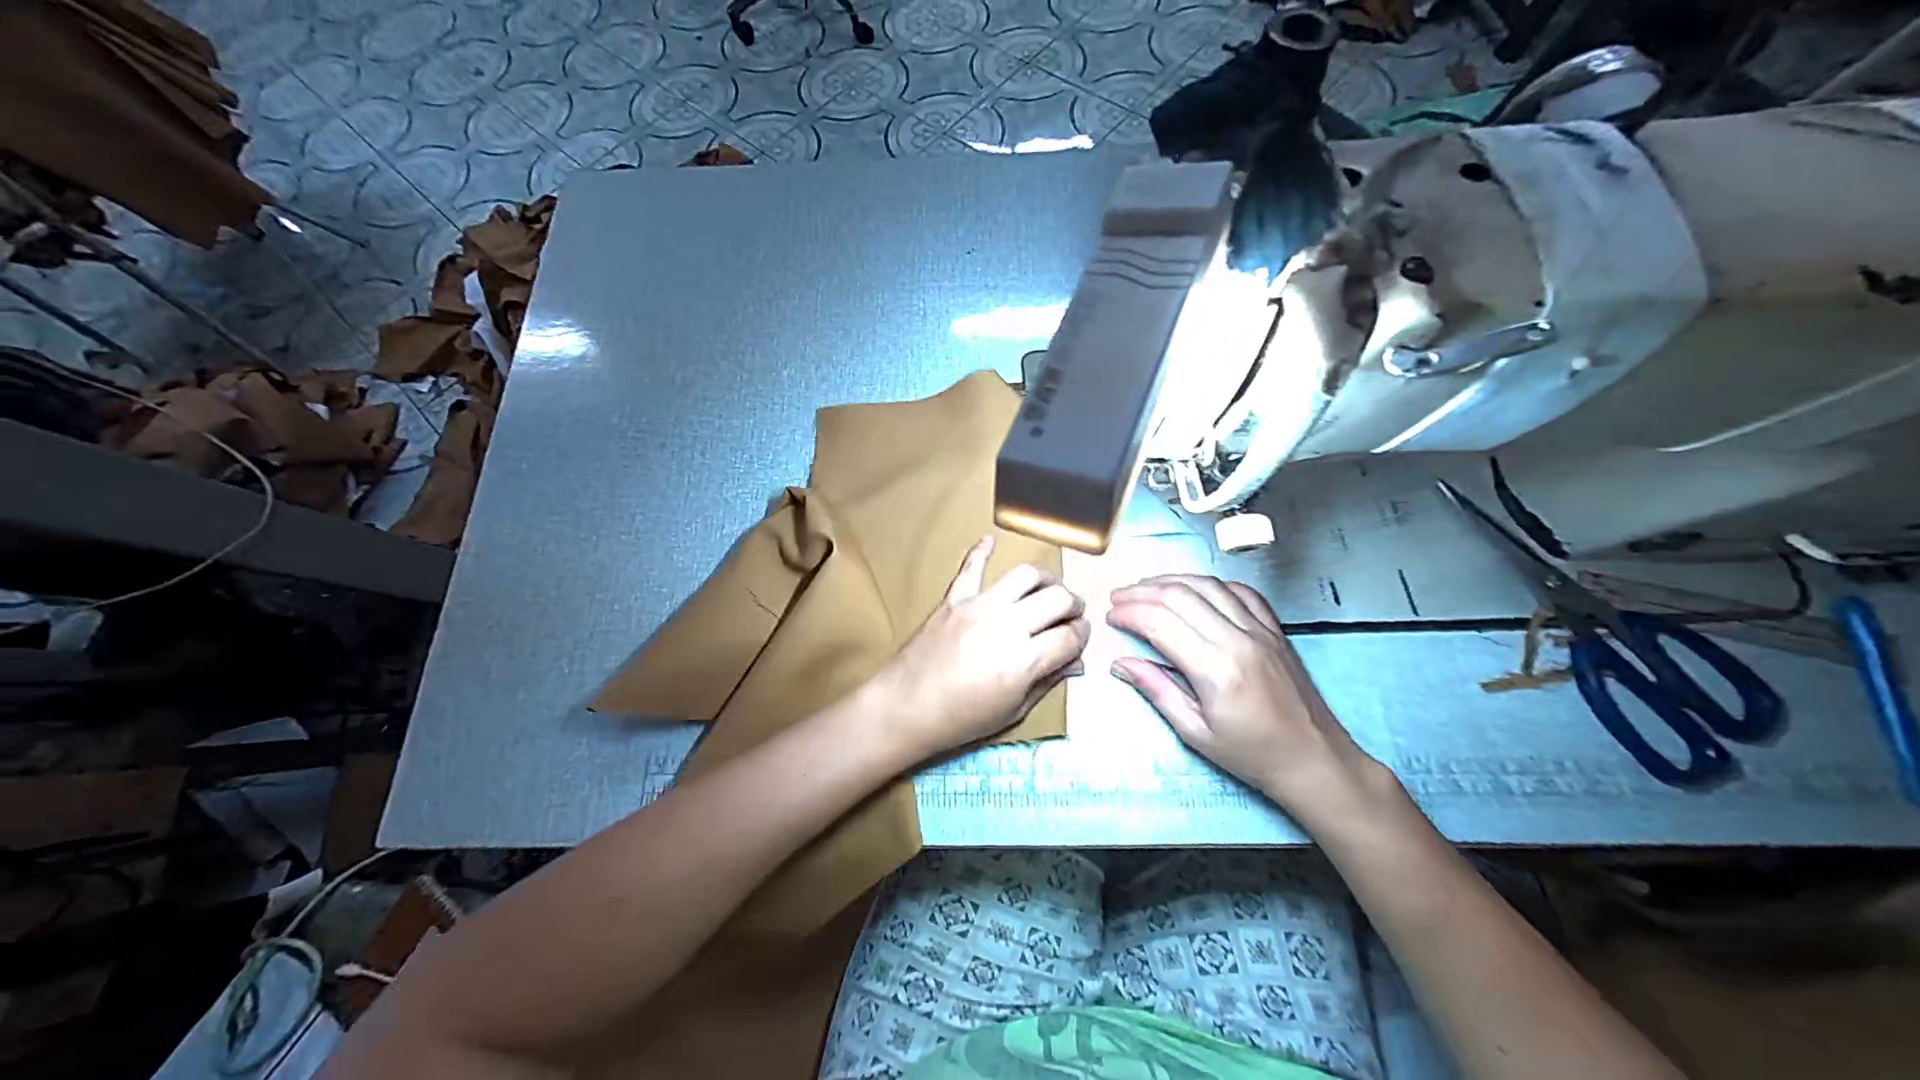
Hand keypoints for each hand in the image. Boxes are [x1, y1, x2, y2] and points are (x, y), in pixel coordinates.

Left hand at [873, 536, 1090, 760]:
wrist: (905, 708)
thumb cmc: (959, 719)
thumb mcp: (1012, 711)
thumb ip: (1046, 682)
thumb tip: (1074, 662)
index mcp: (1023, 662)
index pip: (1070, 637)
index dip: (1083, 636)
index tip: (1081, 637)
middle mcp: (1006, 627)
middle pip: (1057, 600)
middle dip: (1073, 606)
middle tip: (1072, 614)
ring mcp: (978, 608)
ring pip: (1025, 576)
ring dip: (1045, 580)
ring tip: (1047, 590)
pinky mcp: (954, 599)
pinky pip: (971, 567)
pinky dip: (981, 551)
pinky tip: (991, 541)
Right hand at [1107, 575, 1396, 825]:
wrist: (1315, 760)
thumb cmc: (1252, 755)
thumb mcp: (1195, 732)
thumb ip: (1156, 690)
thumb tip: (1120, 664)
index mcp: (1216, 670)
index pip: (1161, 623)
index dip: (1130, 614)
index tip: (1111, 617)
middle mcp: (1239, 640)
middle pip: (1180, 596)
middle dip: (1142, 592)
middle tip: (1118, 598)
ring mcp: (1261, 630)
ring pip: (1208, 586)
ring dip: (1171, 581)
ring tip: (1146, 587)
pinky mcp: (1276, 629)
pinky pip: (1241, 592)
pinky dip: (1211, 584)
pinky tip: (1193, 589)